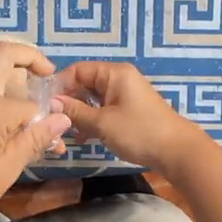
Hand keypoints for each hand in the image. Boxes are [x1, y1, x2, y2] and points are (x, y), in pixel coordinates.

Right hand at [54, 61, 209, 173]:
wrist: (176, 151)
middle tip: (53, 121)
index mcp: (114, 73)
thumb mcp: (102, 123)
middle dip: (68, 102)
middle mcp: (118, 79)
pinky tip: (84, 137)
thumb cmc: (139, 132)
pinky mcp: (128, 110)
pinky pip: (103, 109)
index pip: (77, 70)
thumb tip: (52, 103)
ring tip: (67, 132)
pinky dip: (92, 120)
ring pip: (92, 98)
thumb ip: (75, 112)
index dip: (60, 85)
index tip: (46, 105)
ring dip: (79, 114)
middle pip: (84, 83)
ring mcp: (124, 94)